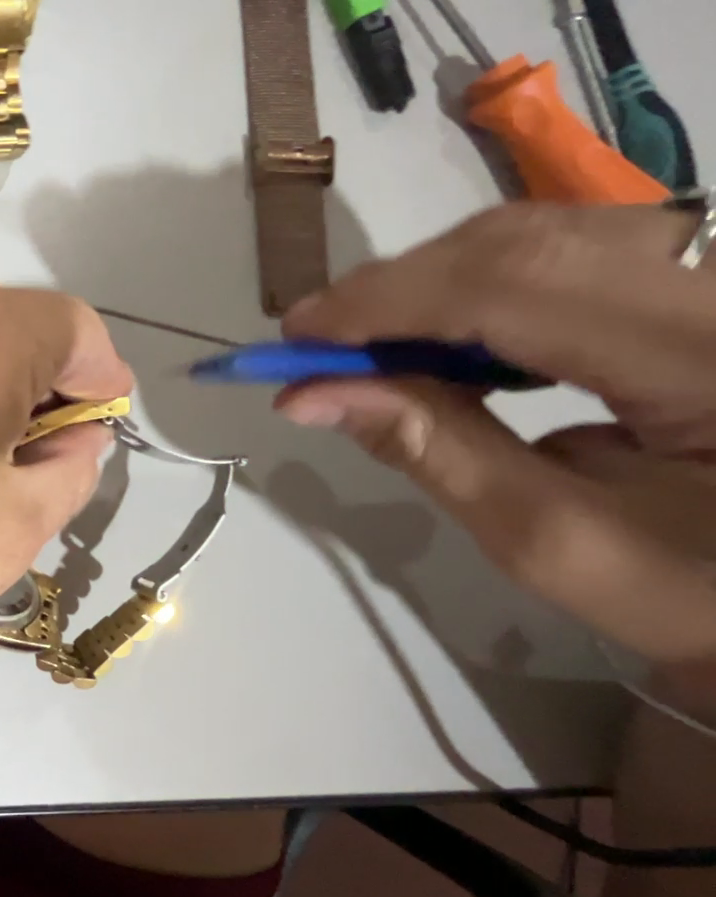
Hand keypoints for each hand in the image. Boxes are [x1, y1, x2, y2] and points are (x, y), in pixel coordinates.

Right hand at [277, 204, 715, 666]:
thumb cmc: (690, 588)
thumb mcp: (546, 537)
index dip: (389, 301)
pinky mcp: (712, 280)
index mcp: (712, 356)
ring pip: (553, 236)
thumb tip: (310, 394)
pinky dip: (487, 288)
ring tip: (368, 349)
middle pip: (533, 243)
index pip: (521, 287)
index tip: (294, 337)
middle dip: (402, 288)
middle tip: (316, 345)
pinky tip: (447, 339)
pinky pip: (582, 253)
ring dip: (436, 286)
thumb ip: (429, 448)